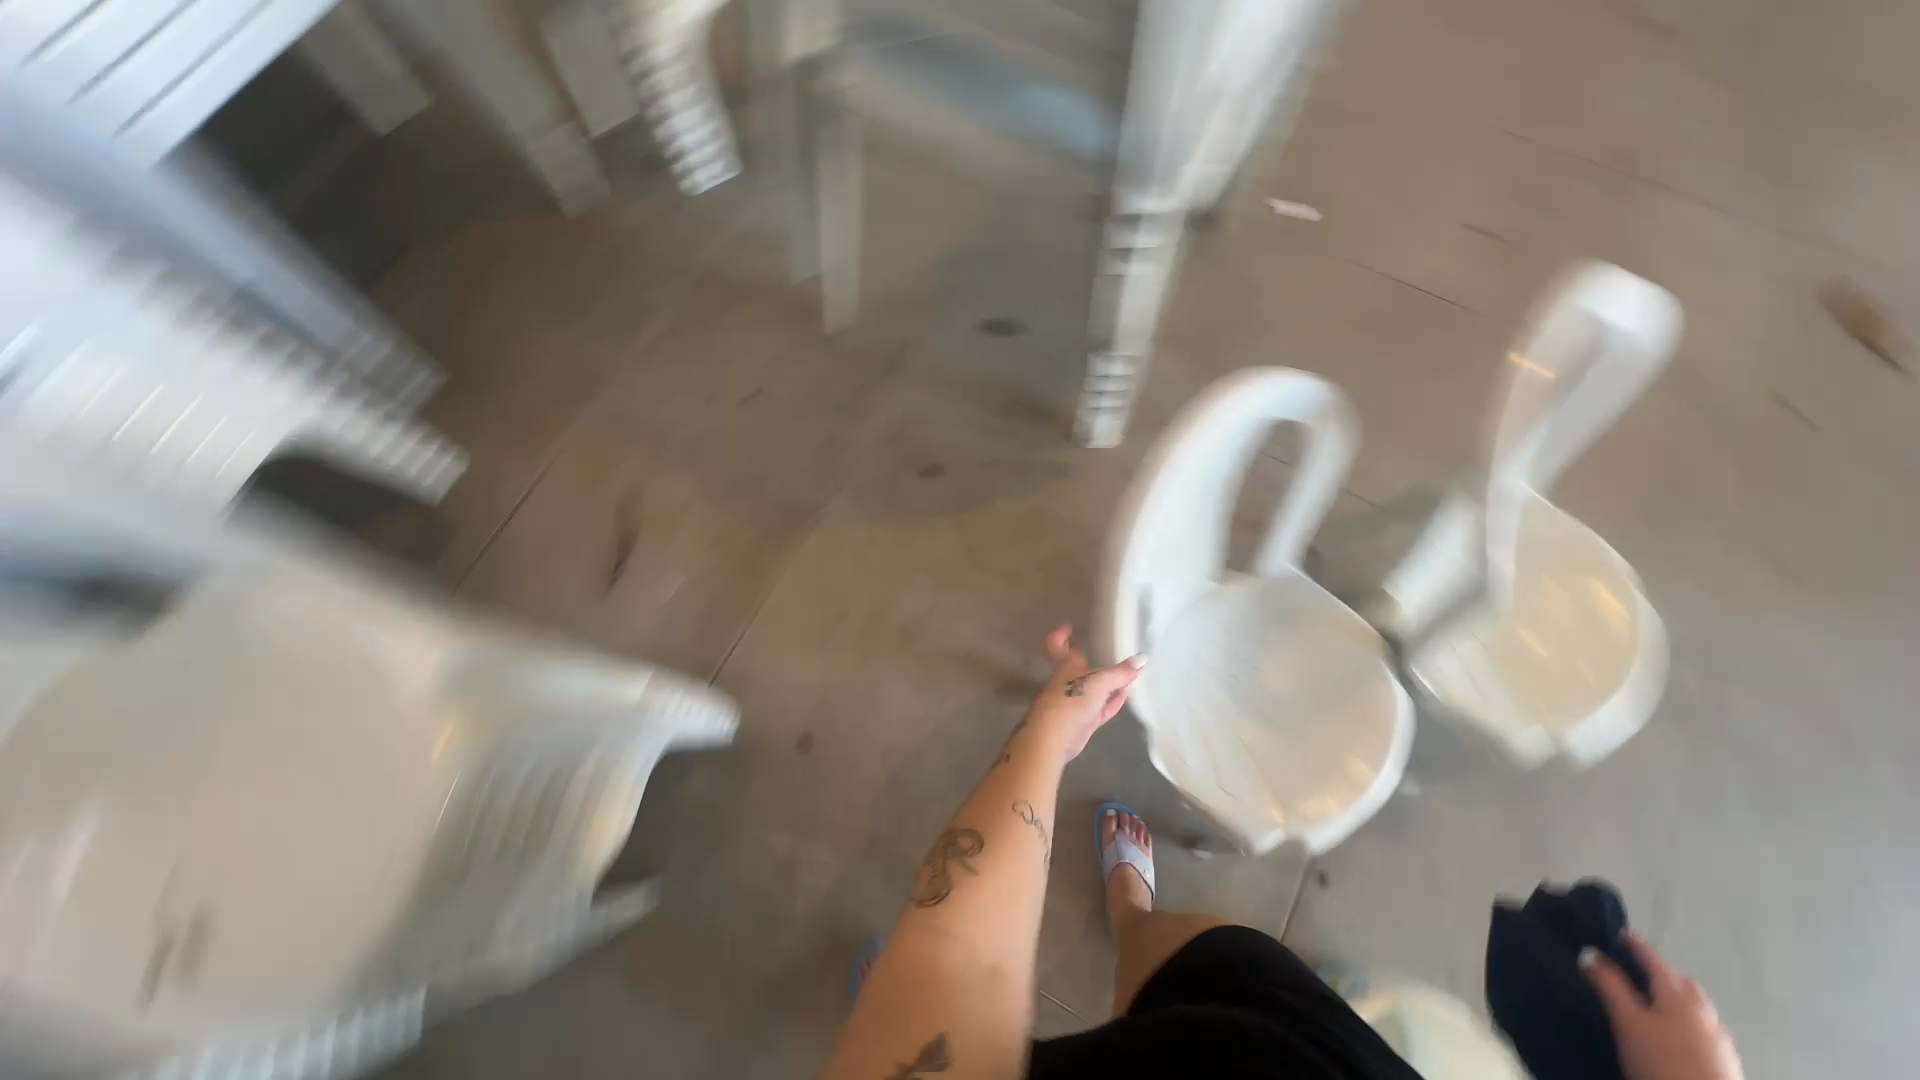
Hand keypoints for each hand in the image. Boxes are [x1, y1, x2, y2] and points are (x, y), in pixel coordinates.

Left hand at [1024, 625, 1146, 761]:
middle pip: (1082, 667)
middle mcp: (1069, 681)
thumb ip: (1121, 672)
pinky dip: (1113, 701)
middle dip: (1094, 660)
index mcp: (1067, 665)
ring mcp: (1076, 702)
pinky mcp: (1084, 720)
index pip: (1057, 645)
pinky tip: (1126, 696)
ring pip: (1095, 688)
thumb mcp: (1100, 681)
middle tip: (1114, 651)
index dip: (1061, 635)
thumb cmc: (1072, 699)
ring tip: (1130, 673)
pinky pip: (1102, 707)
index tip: (1070, 626)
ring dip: (1110, 683)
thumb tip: (1143, 659)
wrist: (1054, 737)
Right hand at [1584, 931, 1743, 1079]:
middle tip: (1634, 970)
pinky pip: (1703, 1027)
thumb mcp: (1626, 1021)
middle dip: (1659, 971)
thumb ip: (1609, 985)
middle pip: (1681, 981)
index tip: (1619, 931)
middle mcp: (1703, 1011)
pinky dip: (1686, 1019)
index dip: (1635, 944)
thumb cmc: (1662, 1060)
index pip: (1653, 960)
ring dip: (1675, 996)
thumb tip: (1590, 954)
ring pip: (1695, 1005)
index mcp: (1678, 996)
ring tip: (1652, 1002)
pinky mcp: (1725, 1060)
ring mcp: (1718, 1037)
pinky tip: (1675, 1033)